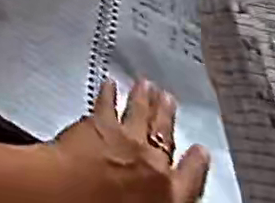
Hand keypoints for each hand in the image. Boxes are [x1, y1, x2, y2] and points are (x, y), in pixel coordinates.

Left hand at [42, 79, 209, 202]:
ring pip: (139, 113)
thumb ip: (155, 198)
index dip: (196, 163)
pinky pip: (107, 103)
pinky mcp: (99, 123)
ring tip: (145, 84)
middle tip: (168, 98)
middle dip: (166, 115)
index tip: (201, 149)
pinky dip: (109, 92)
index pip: (190, 179)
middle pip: (164, 135)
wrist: (73, 199)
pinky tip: (109, 84)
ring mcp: (126, 140)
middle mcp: (152, 164)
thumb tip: (156, 196)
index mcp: (170, 197)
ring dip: (143, 97)